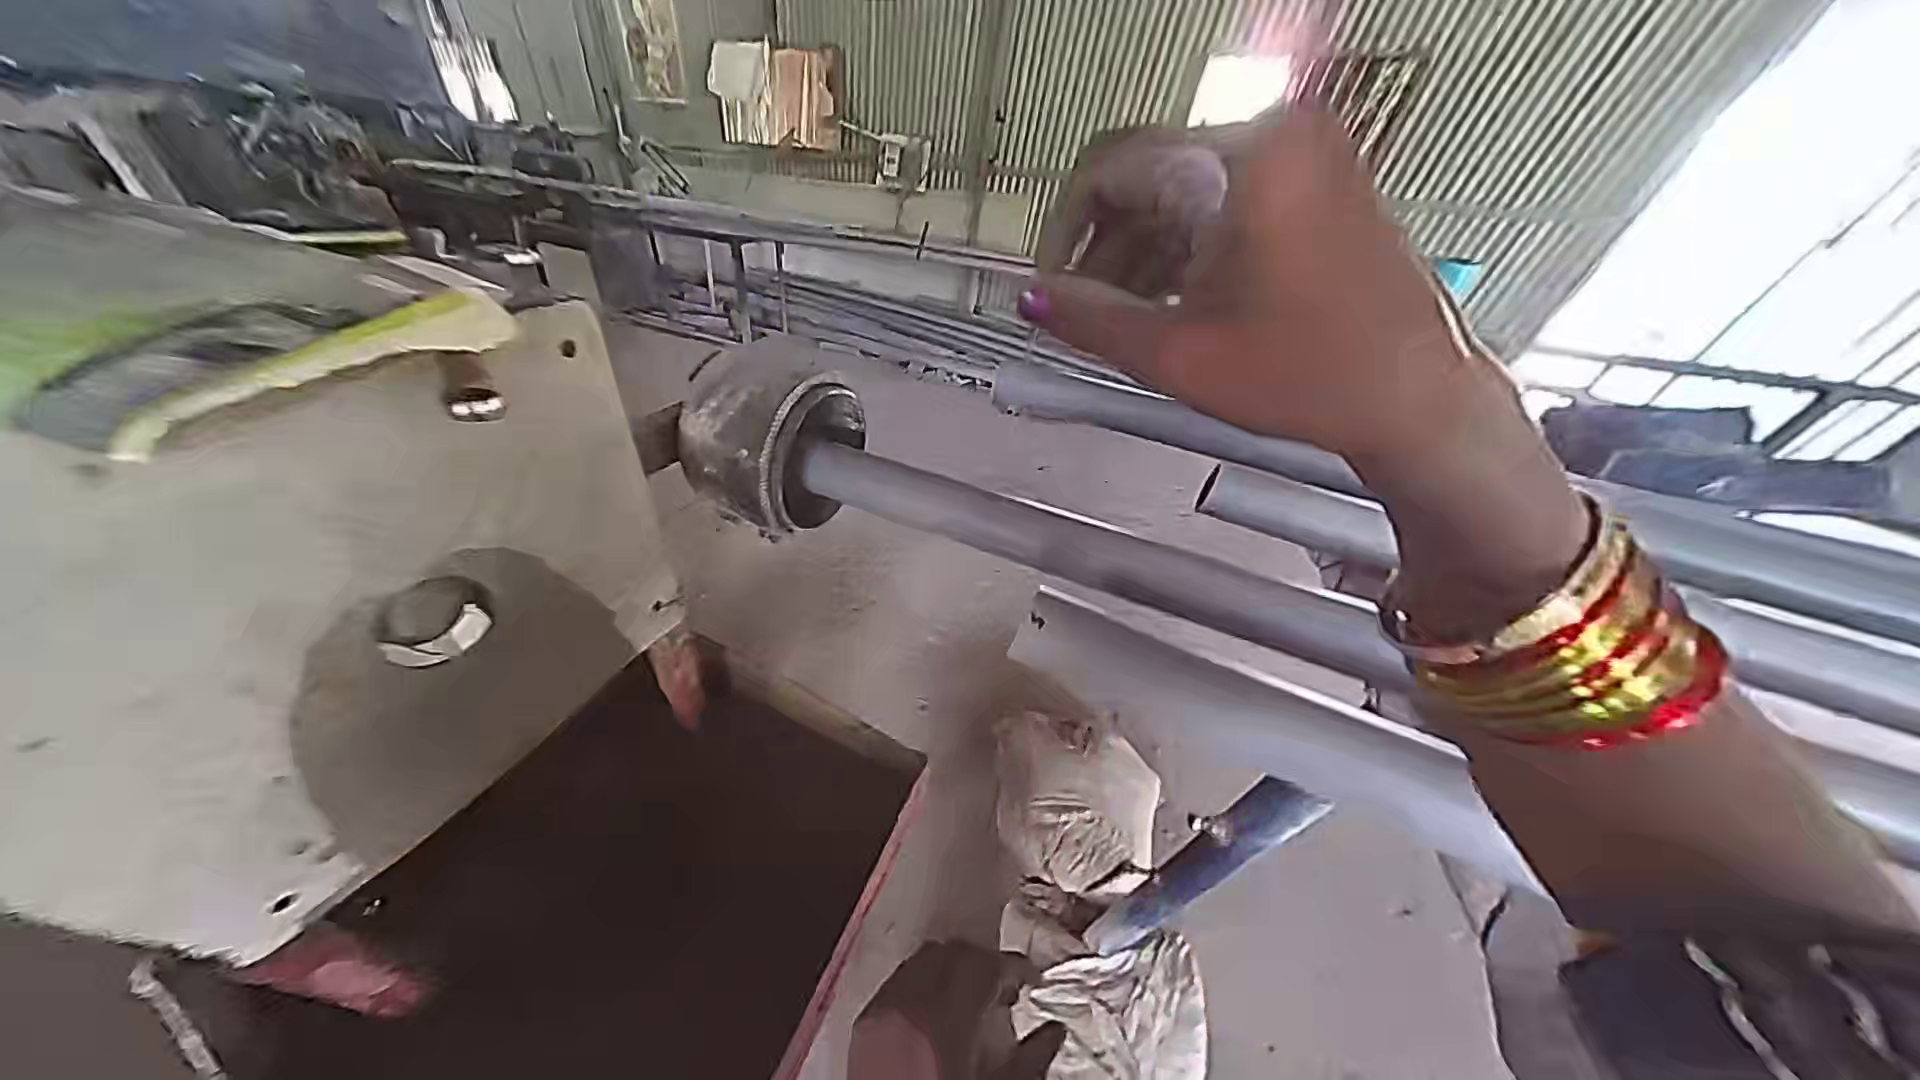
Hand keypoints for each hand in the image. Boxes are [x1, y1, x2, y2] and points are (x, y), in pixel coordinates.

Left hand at [849, 941, 1066, 1079]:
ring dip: (953, 967)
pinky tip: (938, 1009)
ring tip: (974, 997)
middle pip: (954, 953)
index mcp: (945, 1020)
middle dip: (985, 963)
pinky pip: (899, 979)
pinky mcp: (863, 1023)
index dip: (1014, 966)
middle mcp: (909, 1003)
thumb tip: (1054, 1031)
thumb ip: (1029, 1063)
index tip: (1031, 978)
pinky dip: (922, 980)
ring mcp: (882, 1010)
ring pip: (924, 958)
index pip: (985, 966)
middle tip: (1006, 987)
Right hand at [1024, 106, 1586, 640]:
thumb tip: (1033, 300)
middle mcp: (1279, 138)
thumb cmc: (1320, 375)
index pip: (1112, 165)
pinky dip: (1179, 252)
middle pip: (1146, 177)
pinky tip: (1164, 304)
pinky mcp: (1309, 191)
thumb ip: (1090, 320)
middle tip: (1080, 307)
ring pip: (1179, 194)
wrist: (1412, 399)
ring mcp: (1301, 161)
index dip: (1064, 229)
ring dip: (1137, 255)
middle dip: (1102, 249)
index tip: (1049, 279)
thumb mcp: (1178, 353)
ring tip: (1122, 318)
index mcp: (1248, 157)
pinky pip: (1217, 206)